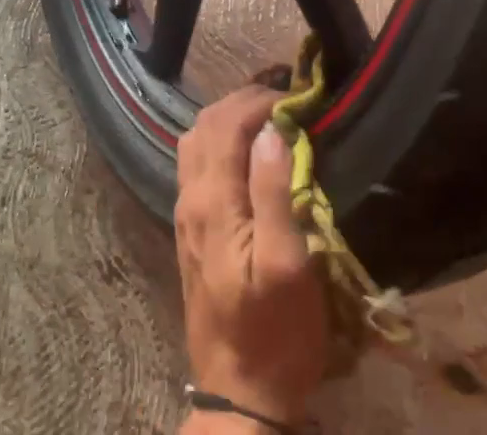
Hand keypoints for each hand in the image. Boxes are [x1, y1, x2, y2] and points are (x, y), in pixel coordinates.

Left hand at [174, 87, 327, 430]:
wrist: (238, 388)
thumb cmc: (274, 331)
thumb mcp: (286, 265)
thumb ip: (274, 192)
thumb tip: (272, 130)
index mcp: (211, 201)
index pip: (225, 124)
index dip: (259, 100)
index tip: (300, 98)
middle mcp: (189, 198)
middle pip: (204, 125)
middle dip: (243, 101)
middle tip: (288, 100)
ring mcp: (186, 213)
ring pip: (195, 143)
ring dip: (228, 119)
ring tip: (271, 118)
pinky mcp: (192, 229)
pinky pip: (197, 166)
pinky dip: (221, 143)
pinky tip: (248, 154)